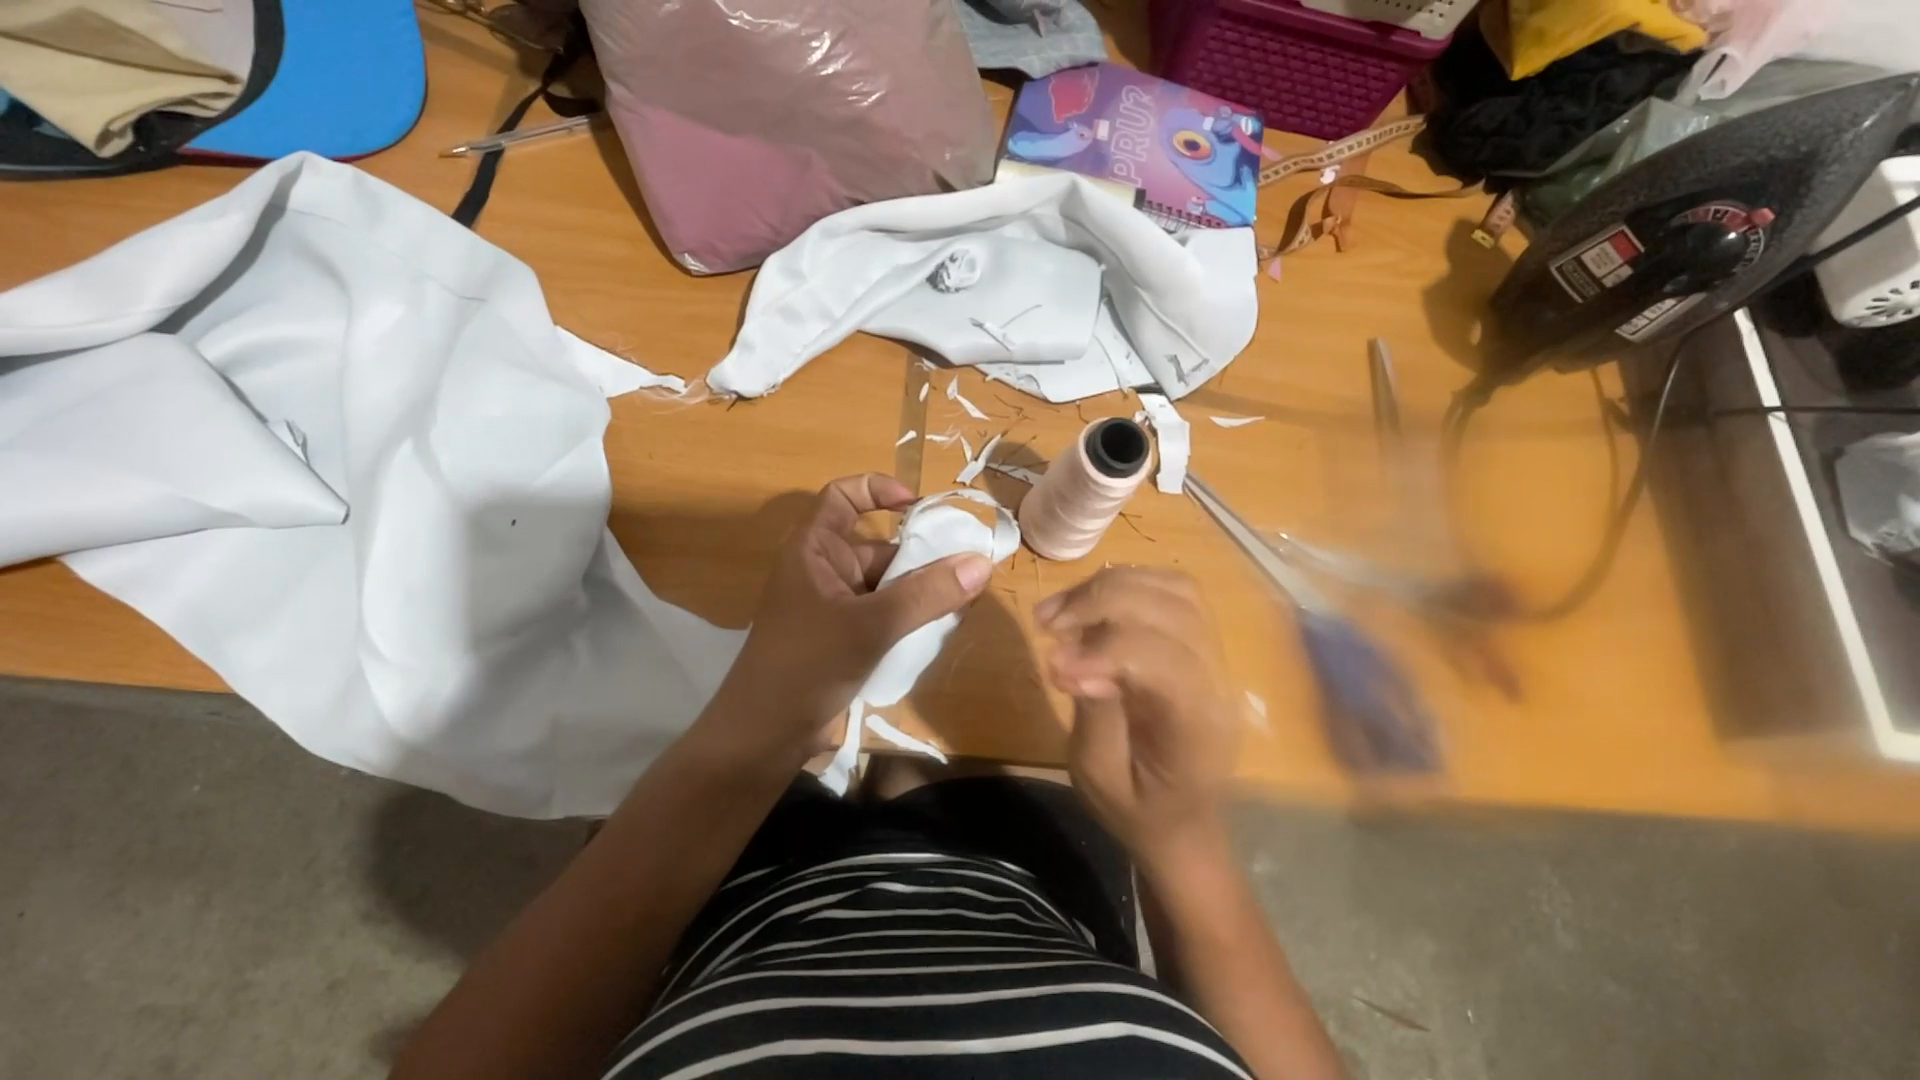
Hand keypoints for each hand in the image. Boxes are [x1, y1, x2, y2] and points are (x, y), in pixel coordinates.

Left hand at [704, 474, 992, 753]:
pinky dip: (909, 620)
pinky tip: (939, 632)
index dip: (878, 490)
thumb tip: (981, 563)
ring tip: (962, 604)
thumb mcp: (871, 625)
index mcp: (812, 550)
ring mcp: (832, 608)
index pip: (842, 496)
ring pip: (886, 585)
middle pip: (877, 547)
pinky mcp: (842, 640)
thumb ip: (927, 594)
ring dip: (919, 593)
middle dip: (919, 558)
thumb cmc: (807, 664)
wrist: (765, 735)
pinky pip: (883, 616)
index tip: (918, 505)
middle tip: (967, 571)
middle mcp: (822, 571)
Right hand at [1034, 567, 1238, 867]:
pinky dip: (1128, 584)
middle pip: (1173, 608)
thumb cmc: (1138, 808)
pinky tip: (1090, 604)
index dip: (1104, 649)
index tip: (1054, 666)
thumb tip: (1073, 661)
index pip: (1163, 658)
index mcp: (1196, 724)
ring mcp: (1216, 657)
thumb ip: (1094, 716)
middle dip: (1102, 601)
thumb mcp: (1100, 778)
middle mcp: (1217, 680)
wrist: (1184, 821)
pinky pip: (1175, 591)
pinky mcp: (1202, 644)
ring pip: (1176, 589)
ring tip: (1063, 610)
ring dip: (1112, 585)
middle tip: (1048, 622)